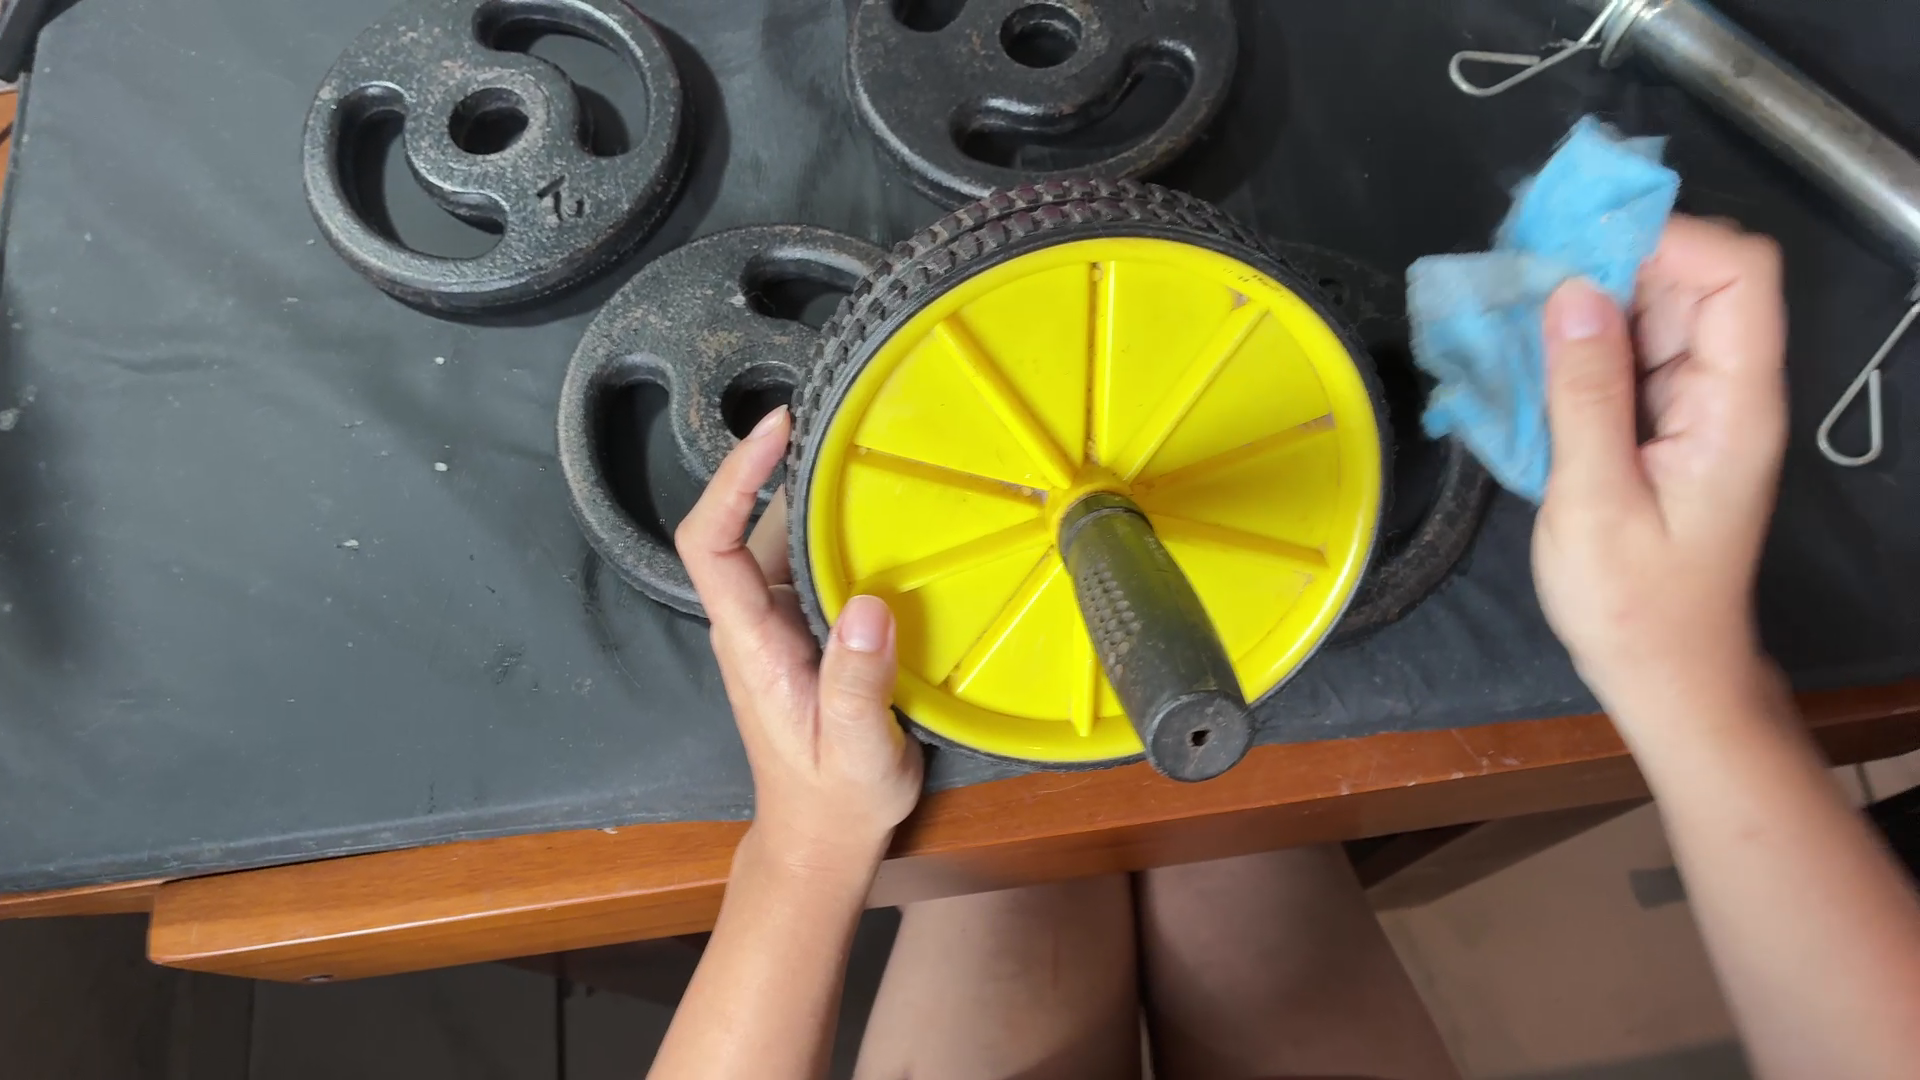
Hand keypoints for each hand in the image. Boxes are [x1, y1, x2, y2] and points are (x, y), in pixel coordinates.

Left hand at [677, 407, 923, 873]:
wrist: (822, 833)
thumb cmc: (835, 799)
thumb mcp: (856, 750)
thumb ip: (858, 685)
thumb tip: (870, 606)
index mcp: (751, 642)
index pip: (710, 544)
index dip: (731, 480)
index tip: (777, 429)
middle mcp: (753, 621)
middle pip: (740, 526)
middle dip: (774, 466)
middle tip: (837, 420)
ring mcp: (776, 624)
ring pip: (775, 540)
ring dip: (807, 491)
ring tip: (862, 449)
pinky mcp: (802, 631)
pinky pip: (807, 563)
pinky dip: (832, 527)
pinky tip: (878, 514)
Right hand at [1532, 216, 1788, 722]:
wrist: (1657, 663)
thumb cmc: (1629, 597)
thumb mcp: (1594, 499)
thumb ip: (1585, 396)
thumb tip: (1573, 295)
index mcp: (1731, 403)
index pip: (1734, 276)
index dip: (1663, 240)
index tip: (1568, 246)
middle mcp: (1722, 391)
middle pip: (1693, 286)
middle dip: (1612, 259)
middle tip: (1518, 268)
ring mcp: (1686, 409)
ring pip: (1650, 319)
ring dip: (1584, 301)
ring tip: (1504, 304)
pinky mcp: (1651, 429)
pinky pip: (1619, 363)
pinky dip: (1572, 345)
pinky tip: (1519, 352)